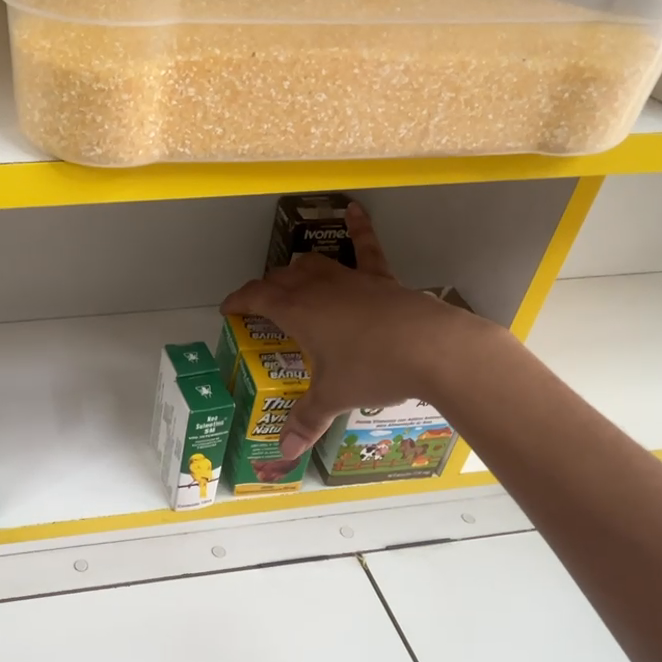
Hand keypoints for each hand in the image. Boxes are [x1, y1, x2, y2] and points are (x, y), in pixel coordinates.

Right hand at [221, 203, 504, 456]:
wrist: (434, 349)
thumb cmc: (373, 370)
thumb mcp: (333, 397)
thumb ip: (306, 421)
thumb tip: (283, 453)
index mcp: (297, 310)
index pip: (255, 297)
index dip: (237, 301)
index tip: (226, 310)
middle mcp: (318, 287)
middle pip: (282, 278)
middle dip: (266, 289)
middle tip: (261, 307)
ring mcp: (351, 278)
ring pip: (313, 263)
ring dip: (297, 270)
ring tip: (292, 279)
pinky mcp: (382, 278)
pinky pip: (367, 247)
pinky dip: (359, 227)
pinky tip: (354, 208)